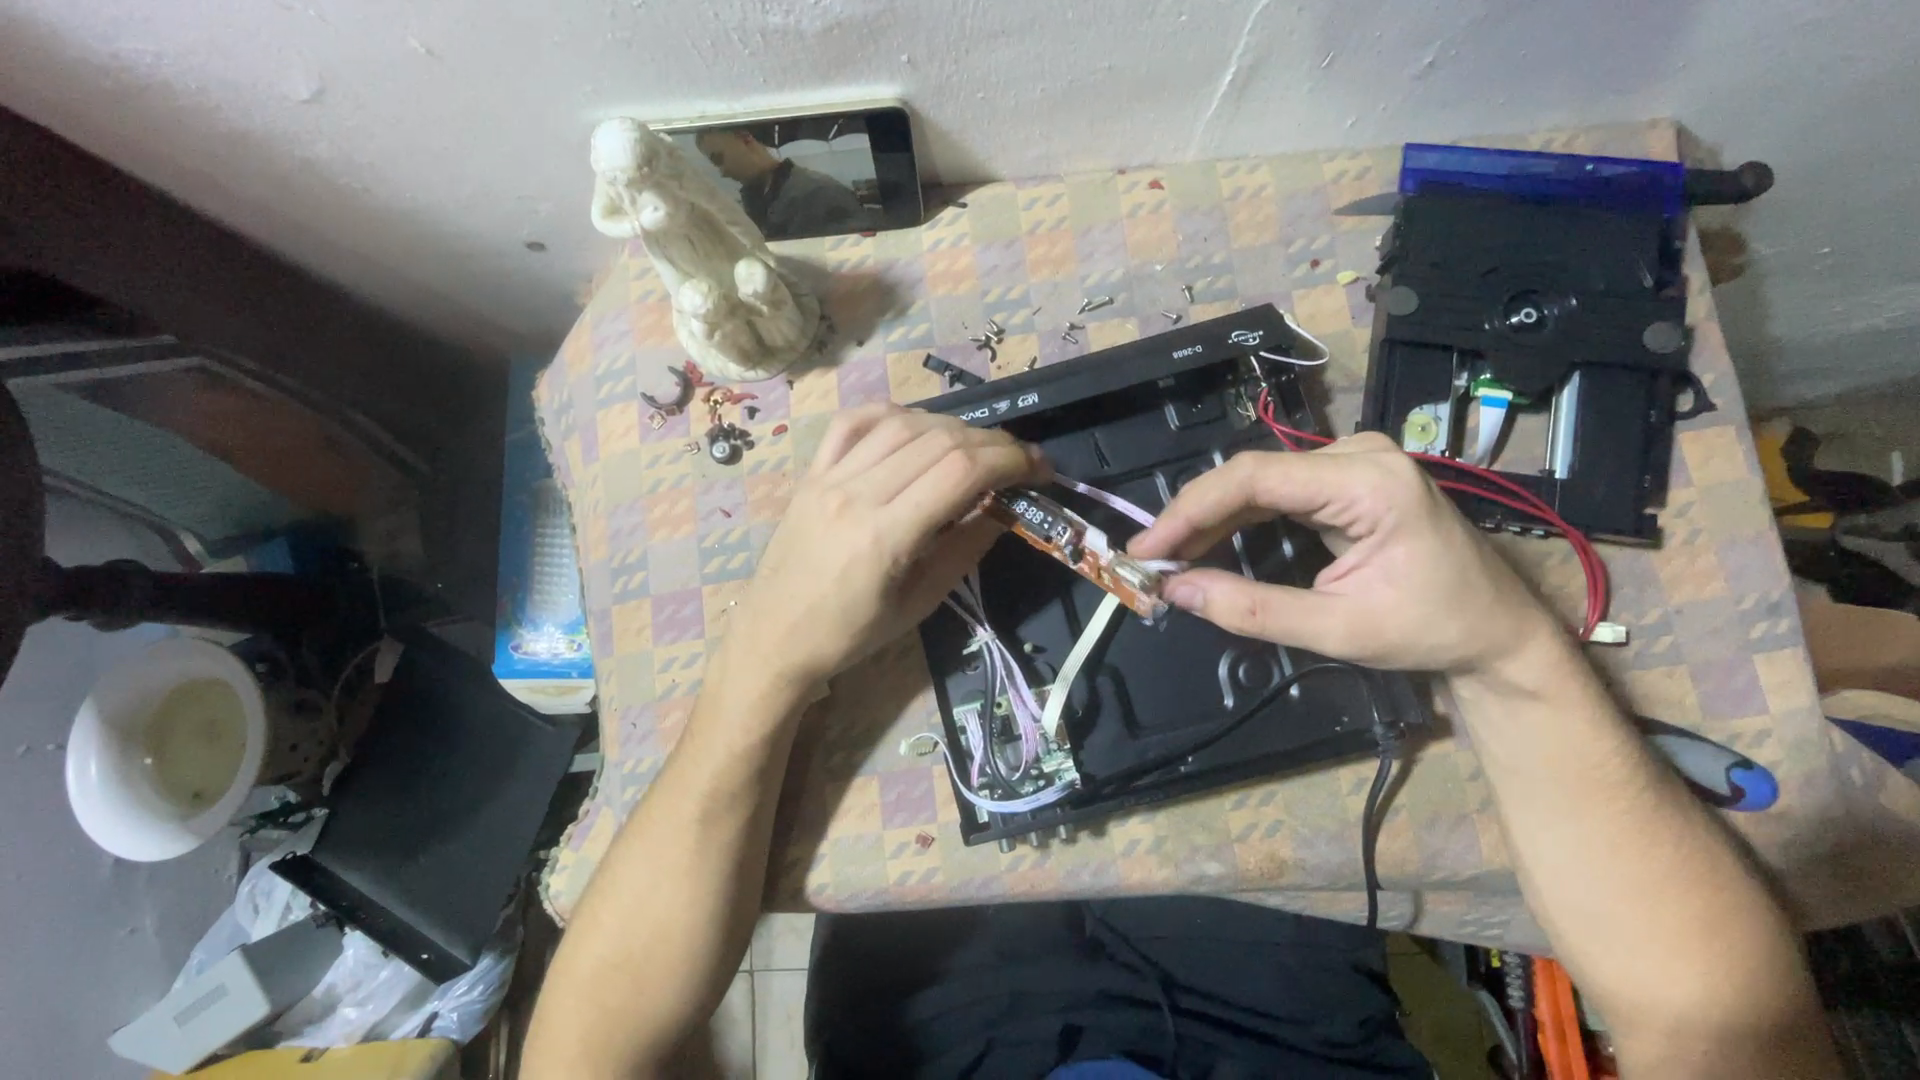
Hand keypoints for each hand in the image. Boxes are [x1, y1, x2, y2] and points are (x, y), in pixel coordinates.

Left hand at [724, 404, 1047, 688]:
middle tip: (1019, 460)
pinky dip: (894, 415)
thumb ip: (965, 548)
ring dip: (951, 427)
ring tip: (976, 448)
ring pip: (902, 425)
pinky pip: (854, 423)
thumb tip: (1007, 507)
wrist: (774, 637)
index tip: (1040, 469)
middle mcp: (855, 494)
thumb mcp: (920, 603)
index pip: (960, 471)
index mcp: (884, 536)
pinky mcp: (811, 472)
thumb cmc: (850, 634)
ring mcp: (828, 477)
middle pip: (939, 441)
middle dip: (992, 443)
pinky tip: (918, 427)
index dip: (1011, 460)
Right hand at [1127, 433, 1560, 674]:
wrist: (1497, 630)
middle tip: (1148, 560)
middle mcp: (1358, 455)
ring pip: (1257, 481)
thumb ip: (1251, 609)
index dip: (1189, 509)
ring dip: (1209, 519)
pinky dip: (1236, 519)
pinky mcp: (1347, 479)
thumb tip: (1174, 589)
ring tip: (1168, 556)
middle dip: (1193, 517)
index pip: (1254, 478)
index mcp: (1369, 482)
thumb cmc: (1430, 629)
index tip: (1146, 549)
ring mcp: (1354, 462)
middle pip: (1251, 475)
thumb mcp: (1338, 629)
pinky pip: (1275, 491)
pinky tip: (1206, 543)